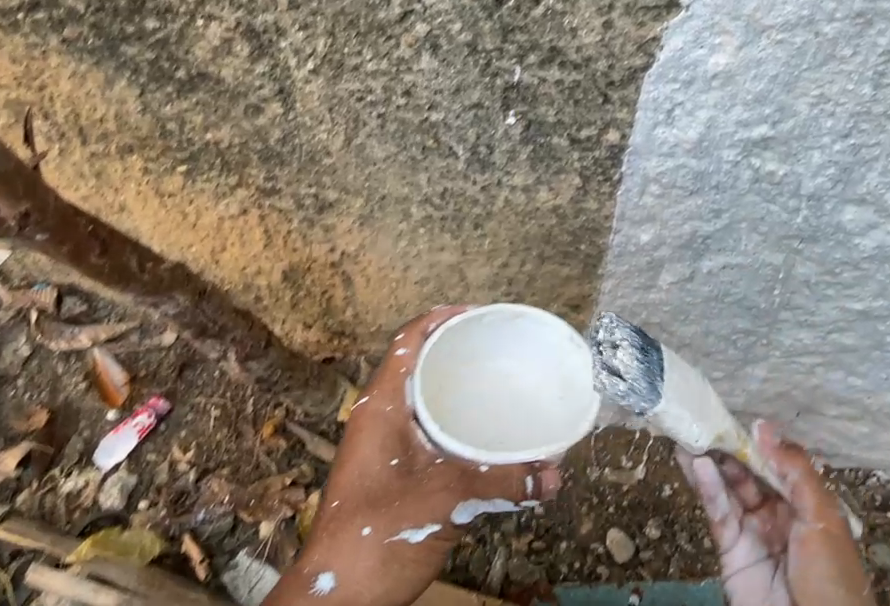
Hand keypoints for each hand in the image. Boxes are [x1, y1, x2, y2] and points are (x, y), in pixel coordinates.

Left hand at [266, 306, 563, 605]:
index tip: (476, 313)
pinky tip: (483, 443)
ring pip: (422, 404)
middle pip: (416, 367)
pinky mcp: (391, 477)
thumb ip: (501, 484)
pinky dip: (454, 429)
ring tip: (496, 388)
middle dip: (454, 354)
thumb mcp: (444, 502)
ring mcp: (382, 450)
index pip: (407, 342)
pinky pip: (427, 436)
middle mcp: (379, 420)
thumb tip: (554, 475)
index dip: (439, 319)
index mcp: (381, 408)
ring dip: (454, 393)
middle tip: (496, 350)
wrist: (334, 601)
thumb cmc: (374, 539)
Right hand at [678, 421, 870, 605]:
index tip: (735, 418)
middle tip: (701, 421)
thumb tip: (763, 425)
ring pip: (728, 490)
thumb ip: (793, 469)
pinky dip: (708, 489)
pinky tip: (697, 466)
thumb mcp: (822, 517)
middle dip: (727, 449)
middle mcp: (778, 515)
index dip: (756, 443)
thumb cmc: (831, 576)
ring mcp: (753, 533)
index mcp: (806, 505)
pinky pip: (719, 514)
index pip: (776, 465)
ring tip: (688, 436)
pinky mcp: (731, 552)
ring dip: (710, 464)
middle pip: (748, 475)